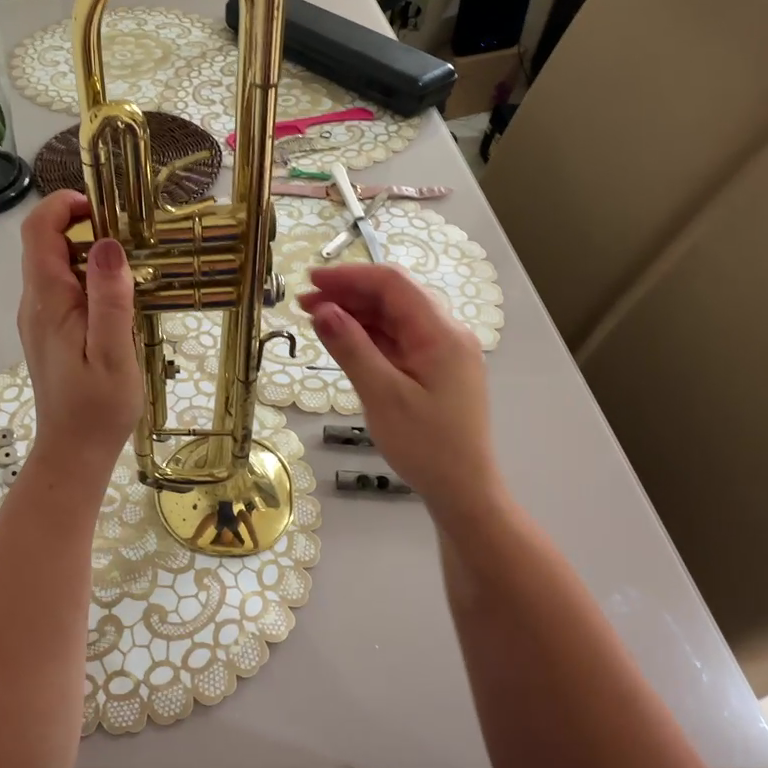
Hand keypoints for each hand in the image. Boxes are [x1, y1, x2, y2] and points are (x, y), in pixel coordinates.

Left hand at [17, 191, 141, 475]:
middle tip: (129, 235)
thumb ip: (110, 298)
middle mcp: (35, 303)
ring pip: (53, 265)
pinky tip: (116, 297)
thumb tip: (107, 244)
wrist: (74, 452)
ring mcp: (38, 319)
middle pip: (43, 243)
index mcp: (47, 301)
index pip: (37, 231)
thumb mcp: (113, 353)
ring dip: (86, 252)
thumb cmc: (98, 407)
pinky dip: (85, 277)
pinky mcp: (49, 333)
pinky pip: (61, 289)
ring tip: (129, 264)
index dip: (64, 206)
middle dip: (82, 225)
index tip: (104, 208)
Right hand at [298, 264, 504, 515]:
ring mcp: (442, 351)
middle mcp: (446, 333)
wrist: (463, 490)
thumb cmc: (426, 445)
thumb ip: (352, 348)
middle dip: (348, 293)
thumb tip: (323, 310)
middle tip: (303, 302)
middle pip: (394, 297)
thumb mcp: (382, 396)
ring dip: (355, 313)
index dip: (349, 276)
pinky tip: (341, 339)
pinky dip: (368, 335)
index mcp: (441, 333)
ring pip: (394, 317)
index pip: (393, 284)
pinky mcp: (434, 369)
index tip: (310, 281)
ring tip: (314, 318)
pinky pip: (398, 339)